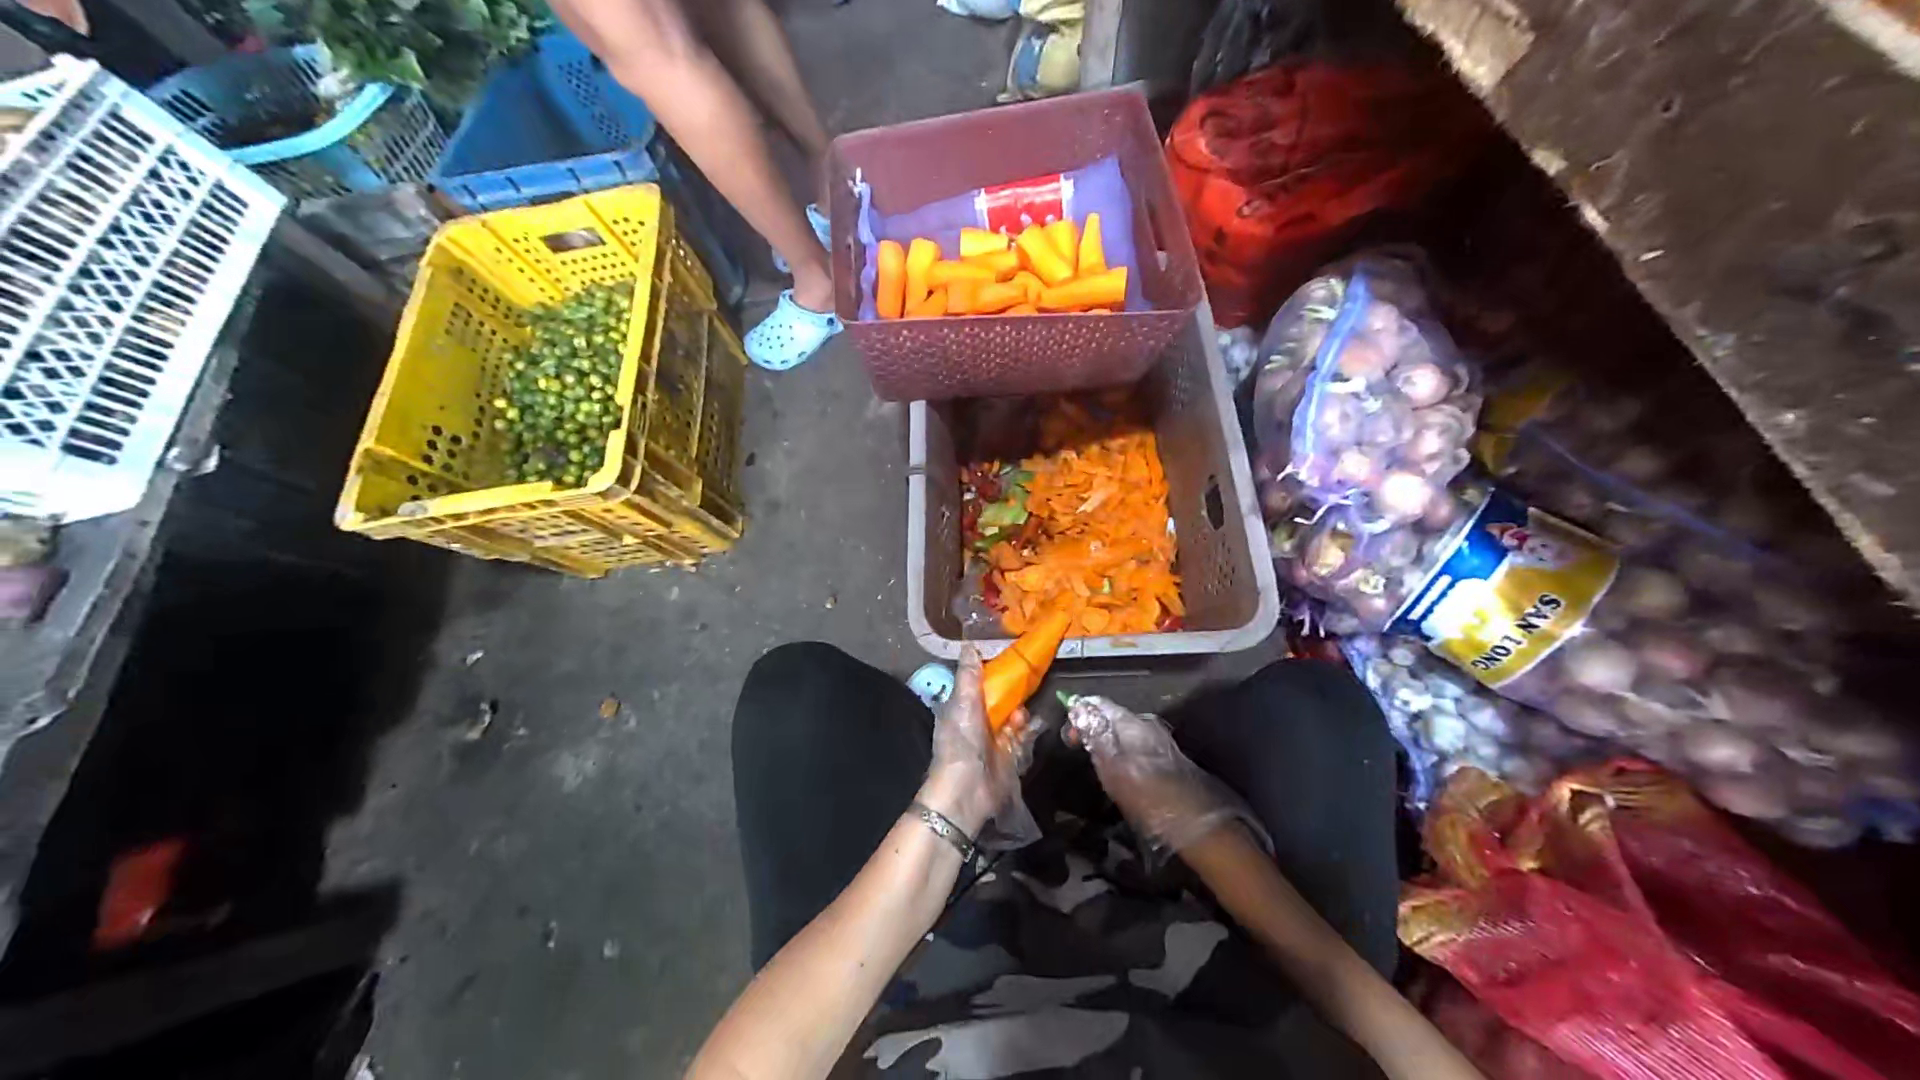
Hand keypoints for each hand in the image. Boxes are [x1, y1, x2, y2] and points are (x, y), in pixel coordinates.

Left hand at [919, 646, 1038, 835]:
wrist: (967, 790)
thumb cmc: (960, 742)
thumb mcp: (962, 703)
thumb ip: (969, 676)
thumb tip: (969, 645)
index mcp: (963, 707)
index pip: (981, 684)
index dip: (995, 673)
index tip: (1013, 660)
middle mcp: (979, 721)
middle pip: (1002, 699)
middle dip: (1014, 694)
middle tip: (1022, 691)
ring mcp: (995, 739)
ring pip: (1015, 717)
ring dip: (1020, 715)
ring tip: (1019, 719)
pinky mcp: (1010, 755)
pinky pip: (1024, 737)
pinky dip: (1027, 732)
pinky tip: (1027, 729)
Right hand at [1065, 695, 1267, 864]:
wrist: (1199, 827)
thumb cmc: (1151, 799)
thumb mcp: (1114, 771)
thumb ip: (1095, 739)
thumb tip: (1079, 712)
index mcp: (1133, 724)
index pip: (1099, 705)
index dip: (1079, 714)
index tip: (1066, 734)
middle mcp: (1147, 727)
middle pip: (1112, 718)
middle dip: (1091, 728)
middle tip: (1076, 748)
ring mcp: (1159, 743)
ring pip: (1123, 733)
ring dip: (1106, 742)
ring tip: (1093, 762)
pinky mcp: (1167, 760)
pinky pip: (1134, 747)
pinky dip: (1120, 754)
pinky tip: (1115, 771)